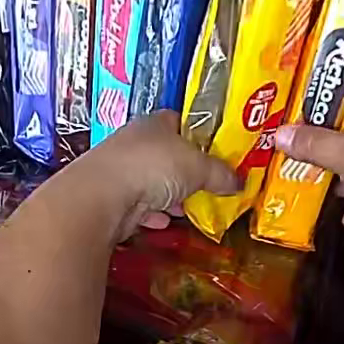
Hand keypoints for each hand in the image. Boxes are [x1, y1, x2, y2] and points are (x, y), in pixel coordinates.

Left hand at [73, 112, 237, 239]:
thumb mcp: (198, 168)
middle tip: (205, 186)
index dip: (198, 136)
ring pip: (151, 181)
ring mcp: (120, 170)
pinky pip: (137, 205)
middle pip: (166, 154)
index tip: (214, 153)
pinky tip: (162, 222)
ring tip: (186, 209)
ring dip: (167, 195)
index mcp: (155, 124)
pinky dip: (150, 213)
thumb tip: (240, 181)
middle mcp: (135, 142)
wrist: (103, 196)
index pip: (180, 122)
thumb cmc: (154, 167)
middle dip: (184, 172)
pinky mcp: (111, 197)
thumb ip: (220, 174)